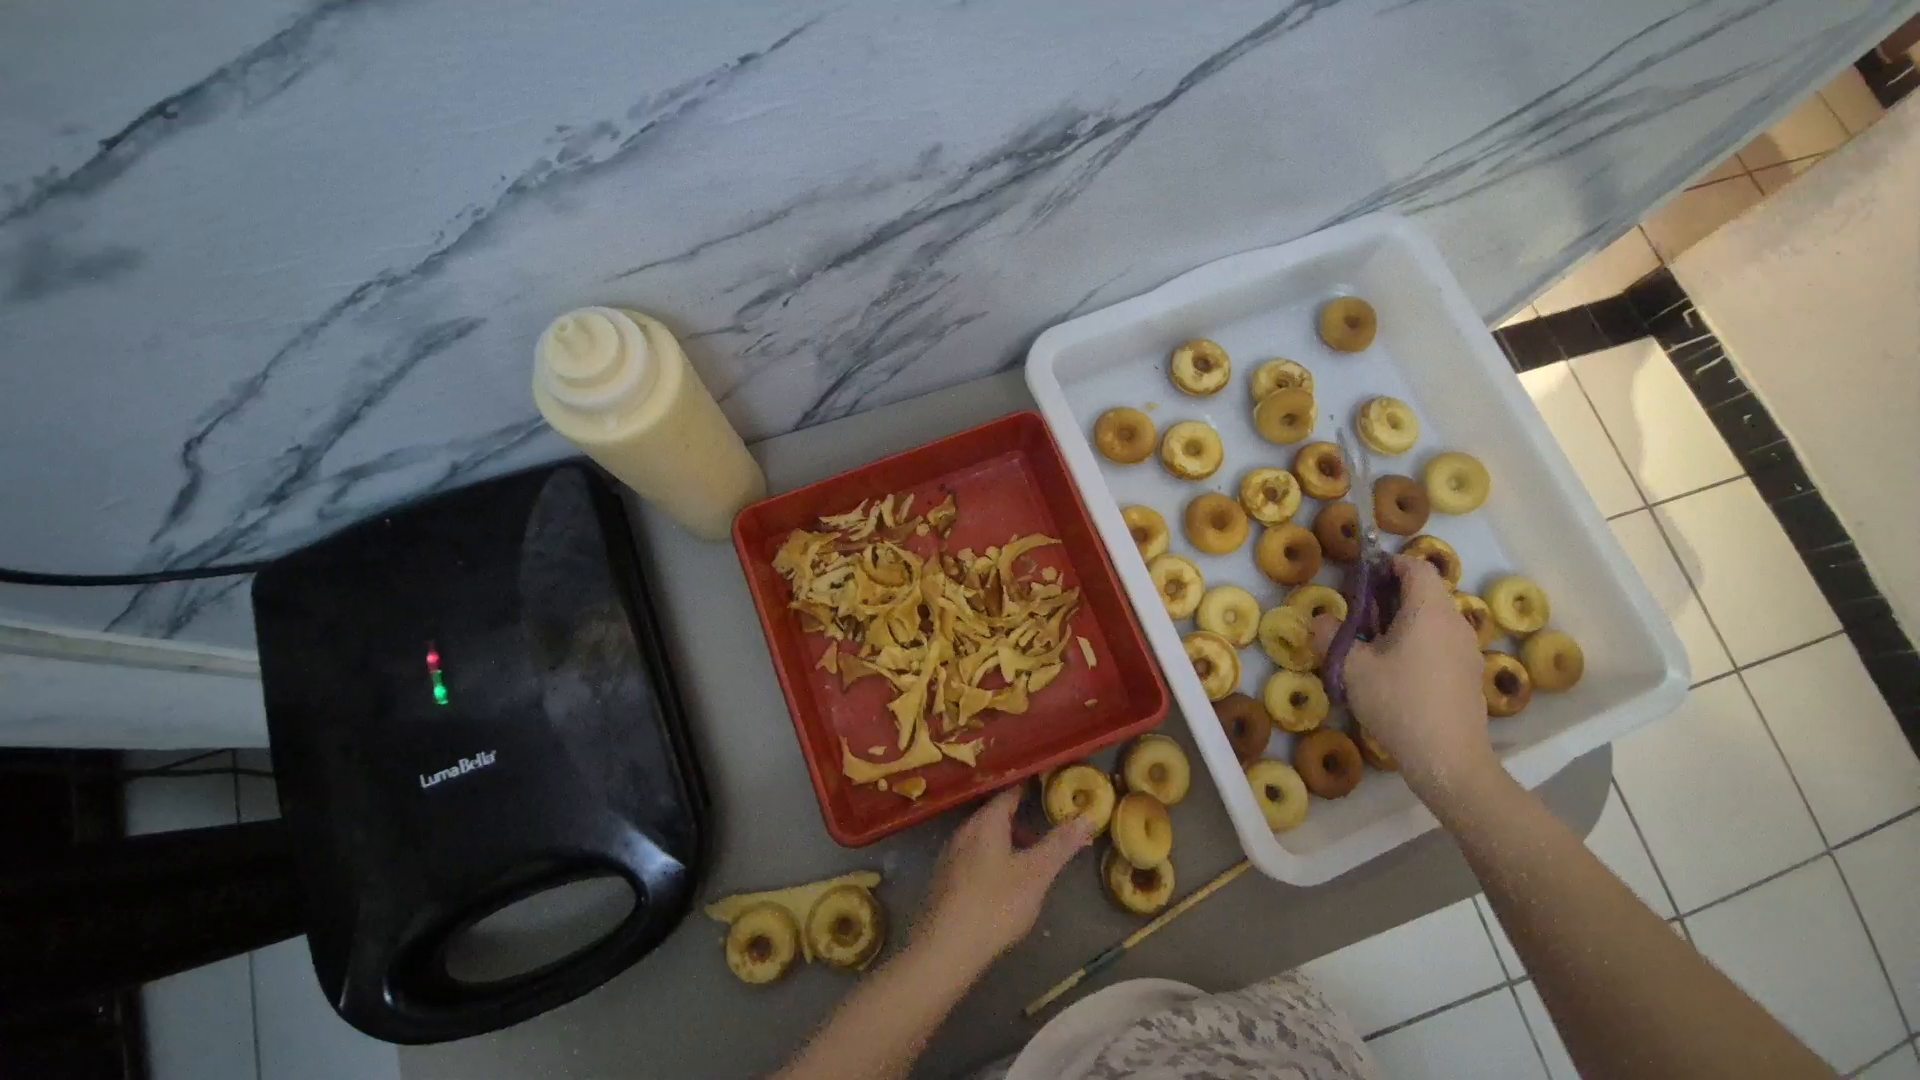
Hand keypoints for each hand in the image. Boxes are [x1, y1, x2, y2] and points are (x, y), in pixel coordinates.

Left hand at [914, 787, 1093, 969]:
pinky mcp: (943, 881)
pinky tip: (1002, 881)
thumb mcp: (1036, 874)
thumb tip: (1088, 815)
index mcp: (985, 822)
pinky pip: (972, 857)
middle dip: (1020, 817)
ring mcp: (949, 856)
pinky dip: (991, 858)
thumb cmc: (995, 904)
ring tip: (1029, 856)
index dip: (1030, 788)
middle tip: (1045, 823)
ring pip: (982, 838)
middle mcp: (963, 831)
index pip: (1009, 793)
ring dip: (1006, 841)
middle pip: (994, 815)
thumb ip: (1060, 844)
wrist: (945, 948)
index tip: (1048, 786)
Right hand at [1311, 555, 1494, 791]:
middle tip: (1360, 616)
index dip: (1388, 565)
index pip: (1416, 567)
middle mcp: (1455, 622)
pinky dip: (1420, 641)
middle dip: (1392, 595)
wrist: (1448, 759)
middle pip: (1426, 591)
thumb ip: (1331, 635)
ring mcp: (1467, 648)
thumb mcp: (1351, 668)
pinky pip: (1442, 641)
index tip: (1361, 579)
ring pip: (1435, 618)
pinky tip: (1398, 671)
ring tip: (1375, 646)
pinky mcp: (1469, 672)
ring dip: (1405, 620)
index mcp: (1429, 611)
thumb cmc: (1398, 703)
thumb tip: (1322, 619)